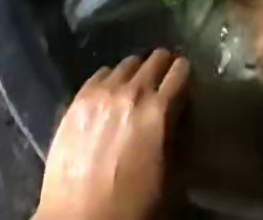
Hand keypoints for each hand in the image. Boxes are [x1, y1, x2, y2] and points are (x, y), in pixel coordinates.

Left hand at [35, 49, 189, 219]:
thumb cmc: (130, 205)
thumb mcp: (169, 173)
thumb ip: (177, 133)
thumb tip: (179, 111)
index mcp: (158, 110)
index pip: (181, 69)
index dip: (183, 75)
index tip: (181, 84)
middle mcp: (133, 92)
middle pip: (157, 57)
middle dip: (163, 68)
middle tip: (160, 85)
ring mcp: (103, 93)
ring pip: (129, 63)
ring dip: (136, 73)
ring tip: (132, 90)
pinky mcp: (78, 100)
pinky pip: (101, 73)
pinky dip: (110, 80)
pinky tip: (109, 97)